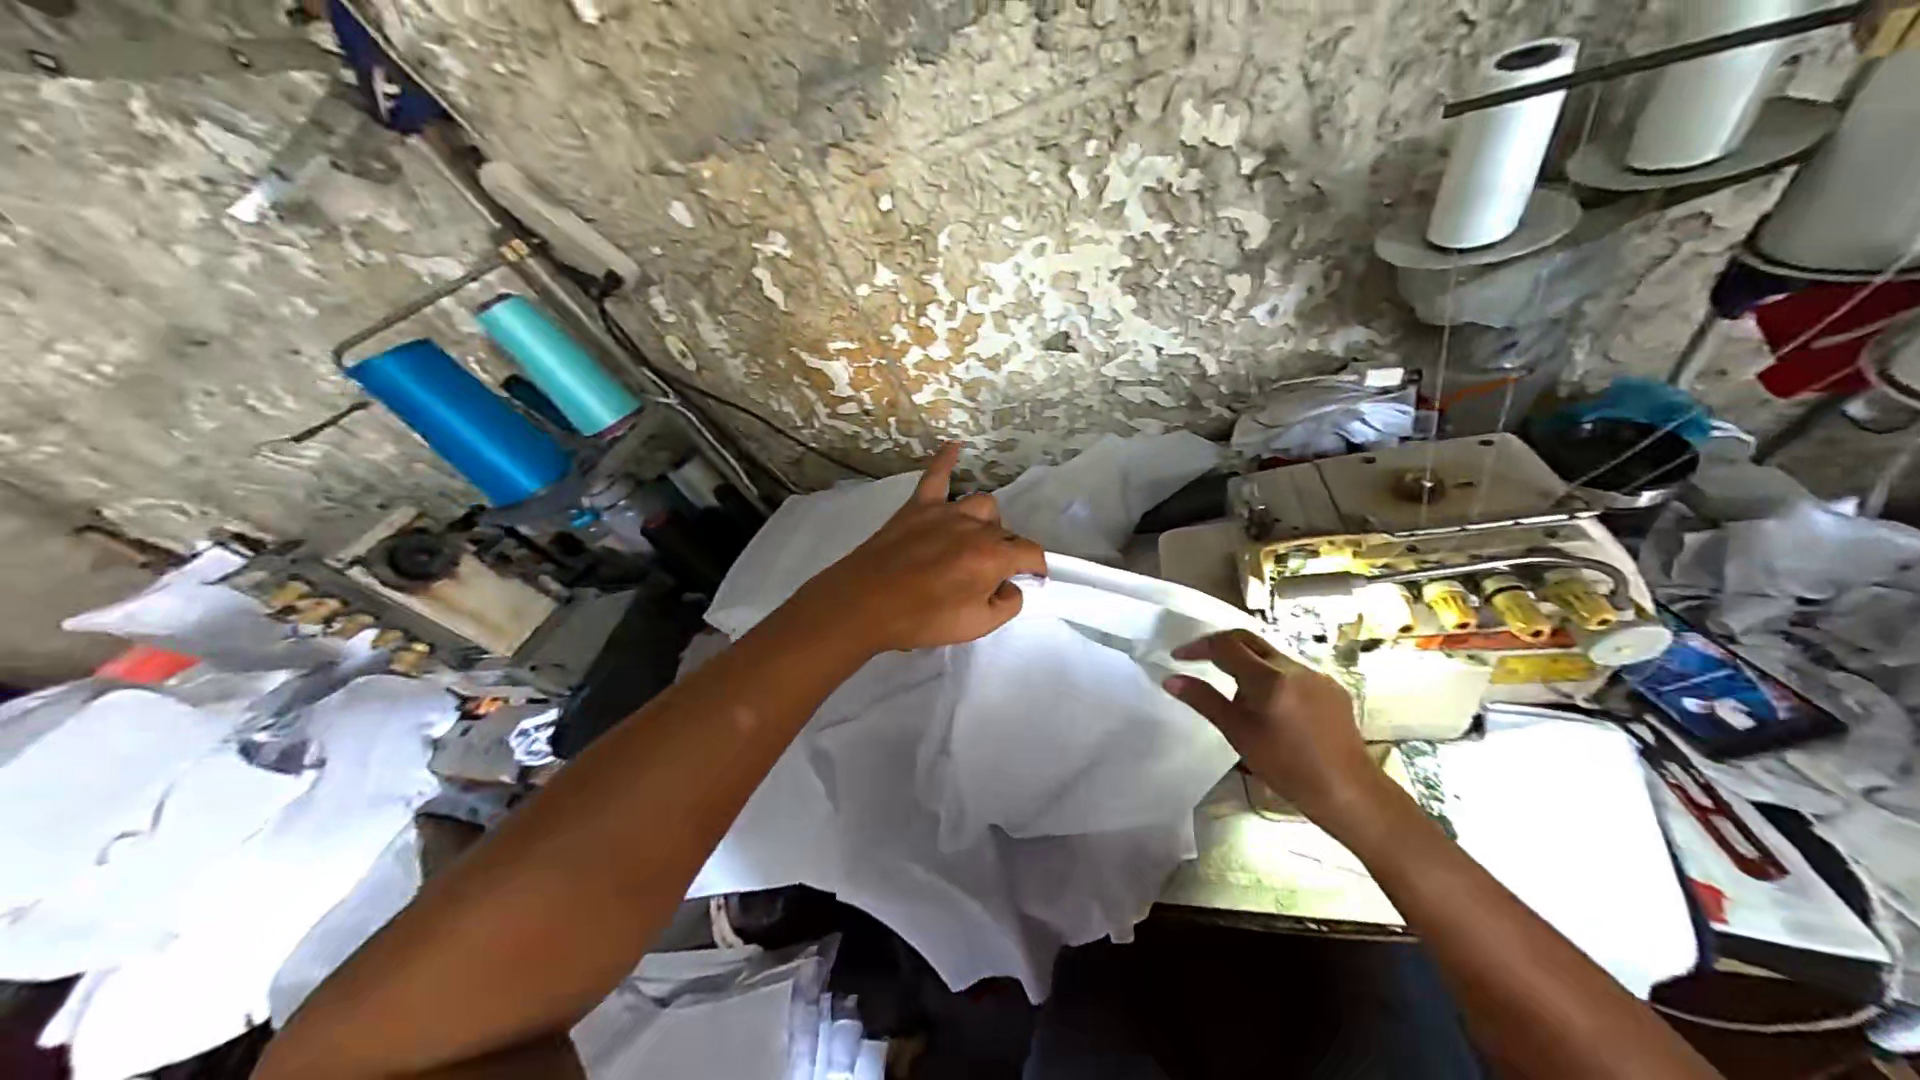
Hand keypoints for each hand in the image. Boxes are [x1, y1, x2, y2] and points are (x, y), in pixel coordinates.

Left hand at [790, 443, 1048, 653]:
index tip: (1033, 578)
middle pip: (1004, 531)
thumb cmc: (922, 619)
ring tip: (973, 541)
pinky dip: (946, 460)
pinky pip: (936, 475)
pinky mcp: (917, 507)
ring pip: (980, 504)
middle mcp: (974, 527)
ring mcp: (945, 512)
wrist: (864, 604)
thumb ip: (1007, 605)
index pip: (1030, 552)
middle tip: (988, 575)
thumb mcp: (977, 626)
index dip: (1036, 567)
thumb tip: (1012, 586)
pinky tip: (954, 446)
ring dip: (984, 522)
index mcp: (992, 556)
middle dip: (1006, 551)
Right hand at [1162, 630, 1385, 825]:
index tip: (1178, 657)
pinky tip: (1272, 707)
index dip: (1198, 647)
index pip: (1225, 645)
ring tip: (1237, 694)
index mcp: (1268, 678)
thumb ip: (1204, 700)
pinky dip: (1272, 678)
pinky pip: (1293, 672)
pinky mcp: (1331, 688)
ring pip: (1272, 656)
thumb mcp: (1238, 733)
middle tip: (1200, 660)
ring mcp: (1316, 675)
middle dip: (1221, 646)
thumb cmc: (1286, 766)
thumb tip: (1171, 679)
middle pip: (1249, 640)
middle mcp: (1293, 667)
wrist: (1348, 790)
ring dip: (1248, 664)